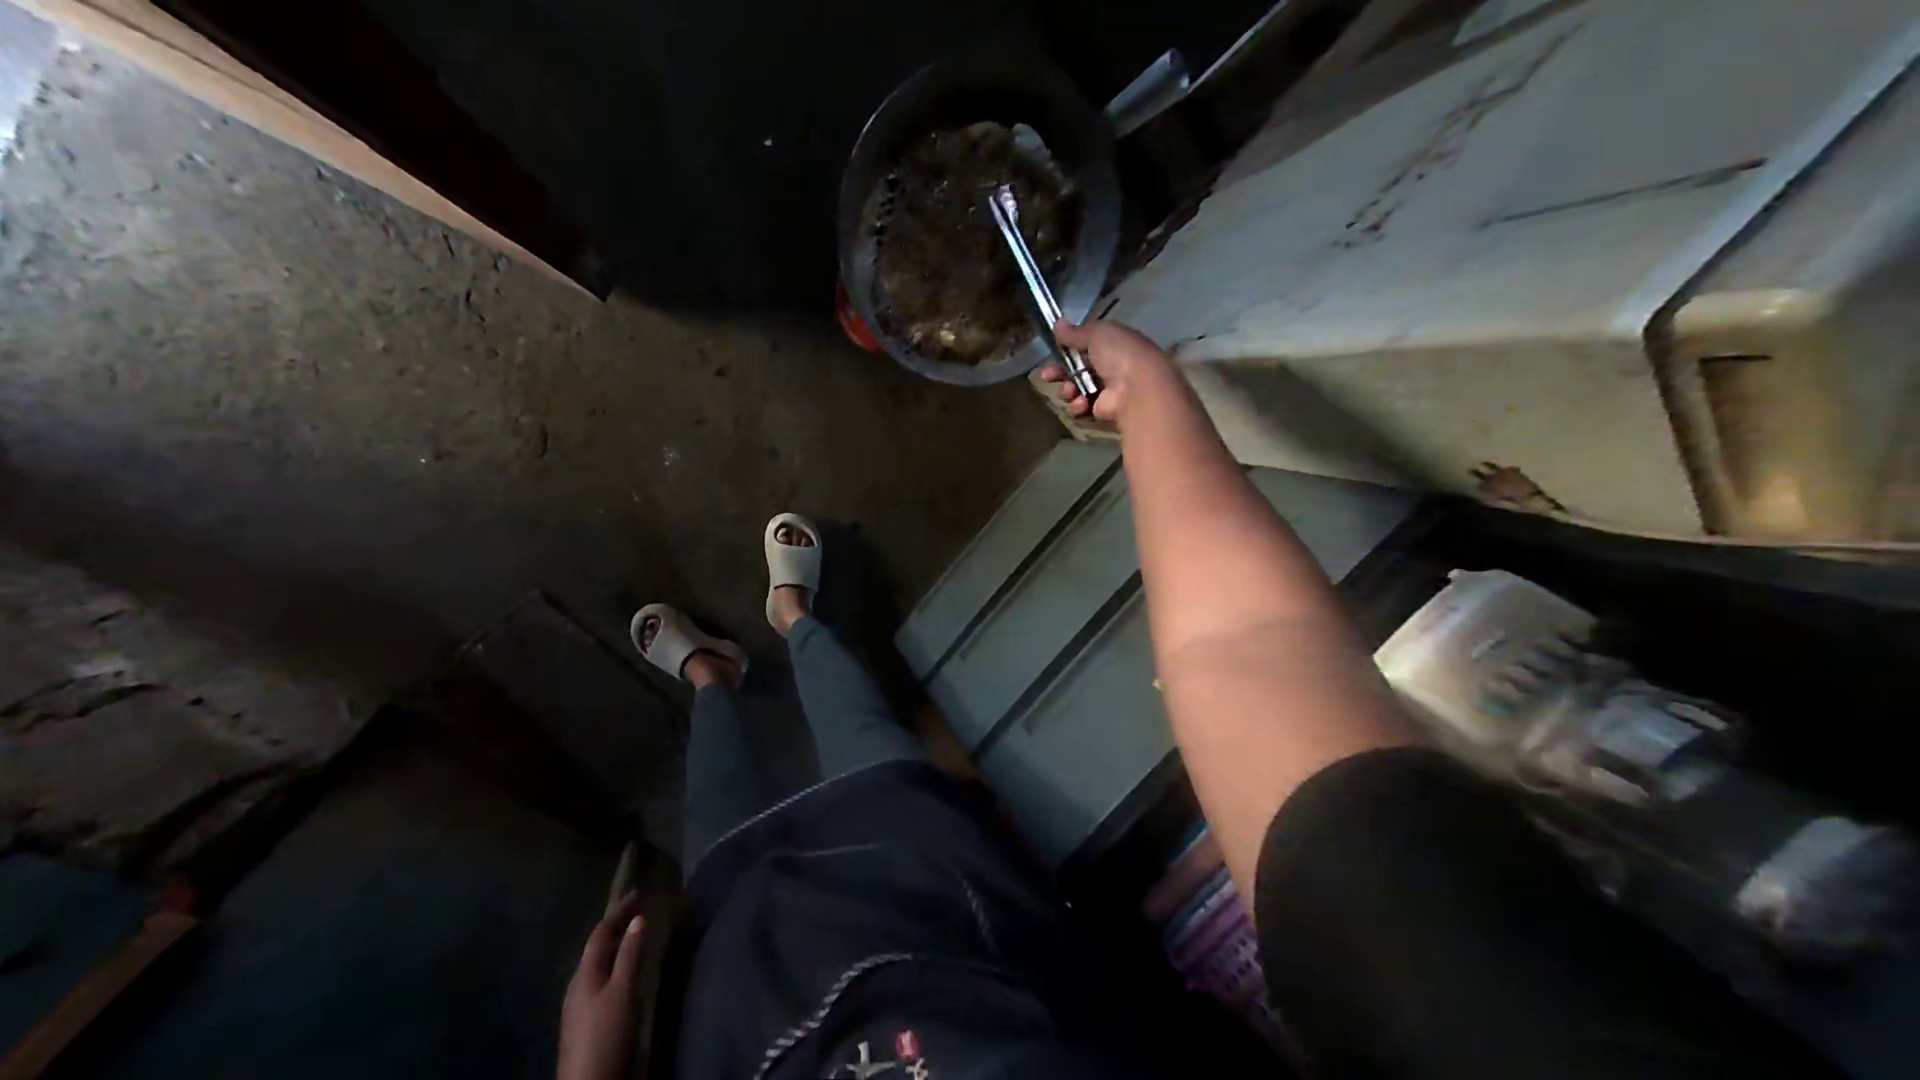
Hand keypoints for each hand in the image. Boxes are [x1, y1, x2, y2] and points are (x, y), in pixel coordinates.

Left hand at [557, 891, 645, 1079]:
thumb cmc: (607, 1033)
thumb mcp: (623, 991)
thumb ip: (630, 955)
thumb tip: (638, 919)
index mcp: (585, 973)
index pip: (601, 932)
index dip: (619, 910)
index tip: (638, 891)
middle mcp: (578, 983)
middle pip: (597, 946)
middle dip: (617, 924)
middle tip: (639, 907)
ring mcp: (580, 1002)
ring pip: (599, 962)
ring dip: (617, 943)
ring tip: (635, 932)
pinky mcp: (586, 1017)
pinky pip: (601, 977)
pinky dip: (616, 962)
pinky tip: (626, 968)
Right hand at [1040, 318, 1173, 423]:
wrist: (1136, 389)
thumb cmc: (1118, 354)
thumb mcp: (1096, 334)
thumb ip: (1075, 332)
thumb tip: (1057, 323)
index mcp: (1114, 344)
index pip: (1087, 345)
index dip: (1068, 348)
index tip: (1054, 350)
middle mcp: (1111, 366)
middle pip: (1078, 369)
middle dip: (1060, 372)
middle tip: (1048, 376)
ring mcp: (1108, 390)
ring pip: (1076, 389)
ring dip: (1068, 390)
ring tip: (1069, 391)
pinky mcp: (1103, 410)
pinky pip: (1082, 407)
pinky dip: (1078, 405)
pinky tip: (1081, 403)